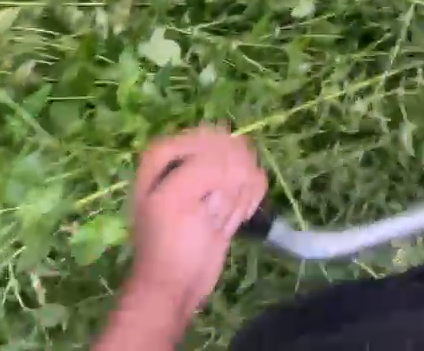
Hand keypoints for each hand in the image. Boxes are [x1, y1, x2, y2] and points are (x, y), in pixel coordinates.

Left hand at [105, 127, 265, 347]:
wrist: (178, 286)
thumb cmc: (169, 244)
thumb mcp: (174, 198)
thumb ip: (205, 166)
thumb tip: (240, 160)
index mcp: (167, 153)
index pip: (208, 137)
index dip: (214, 164)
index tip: (208, 191)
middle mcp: (191, 157)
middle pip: (232, 147)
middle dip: (228, 184)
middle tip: (208, 211)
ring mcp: (213, 174)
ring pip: (248, 163)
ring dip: (238, 197)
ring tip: (216, 220)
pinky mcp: (232, 190)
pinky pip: (256, 179)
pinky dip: (250, 201)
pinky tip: (232, 221)